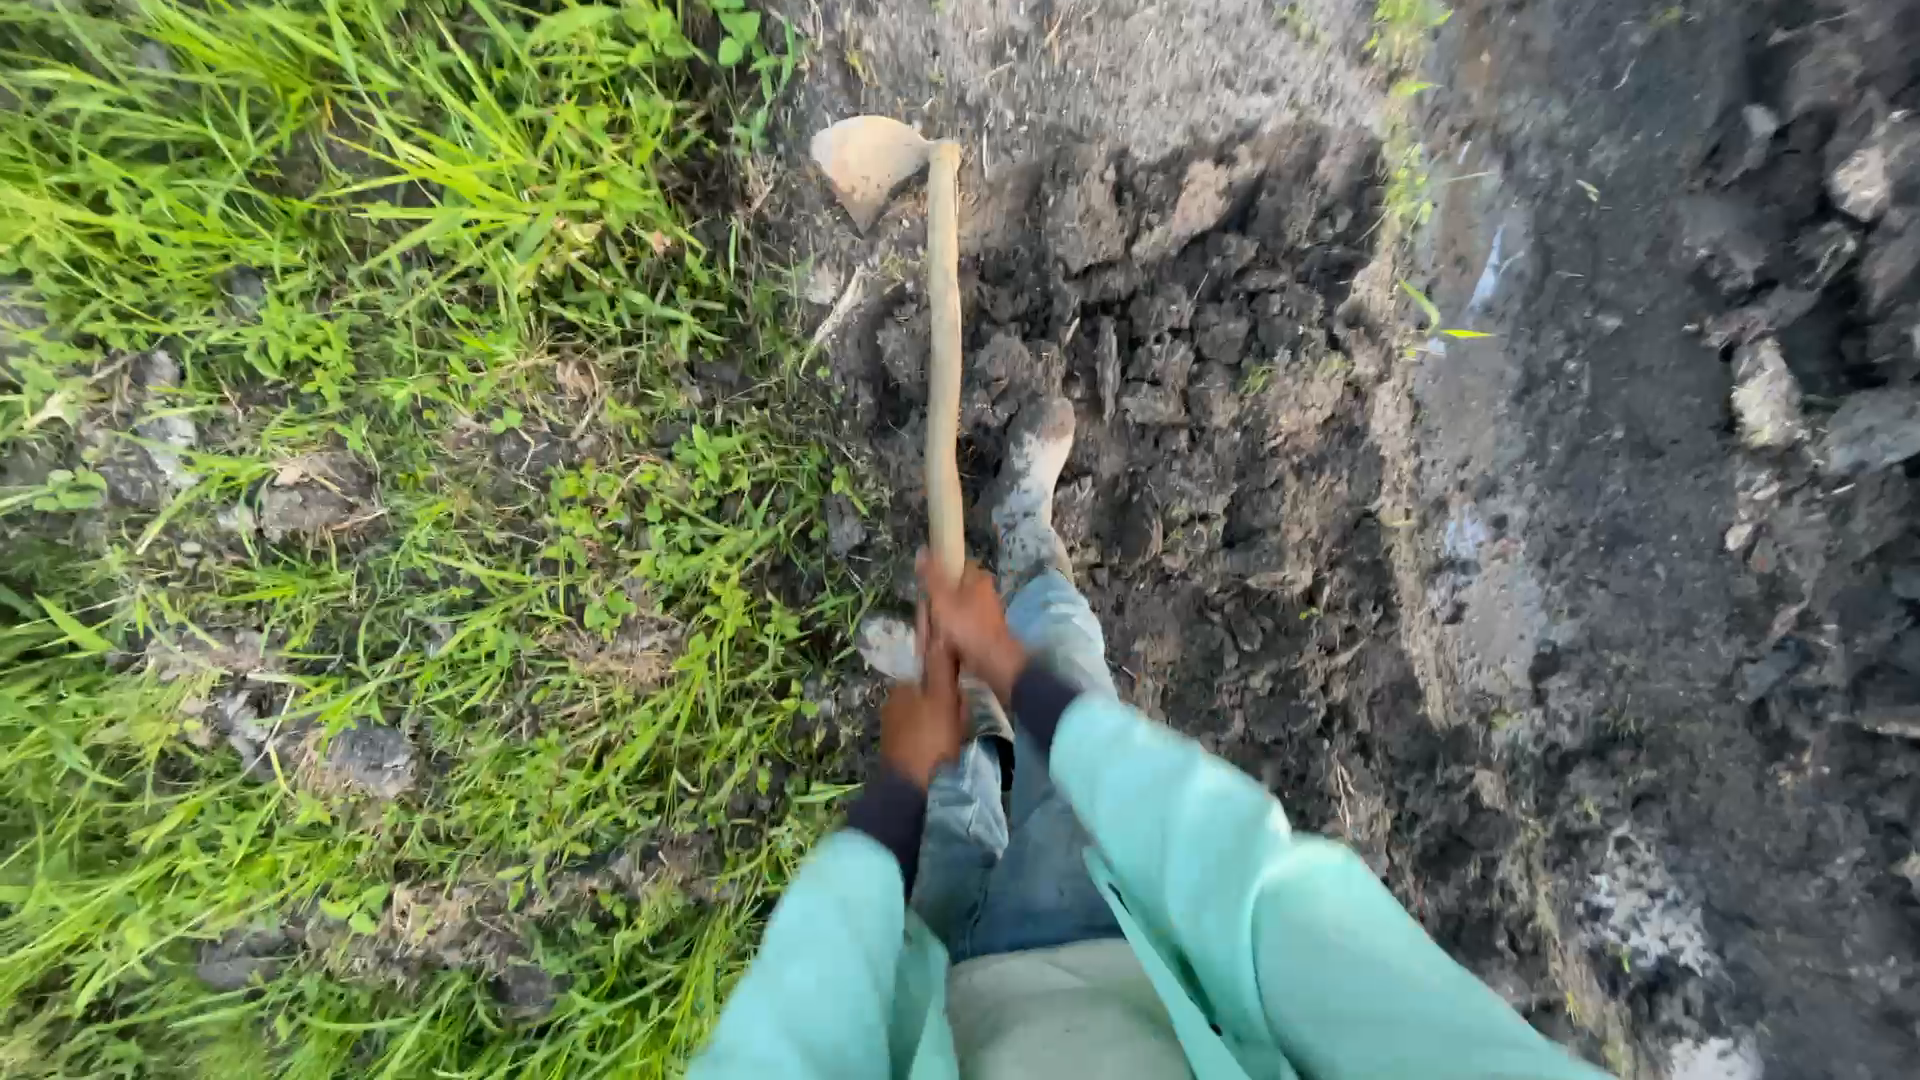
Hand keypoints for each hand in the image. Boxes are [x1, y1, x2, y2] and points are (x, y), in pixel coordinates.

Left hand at [878, 624, 964, 790]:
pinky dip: (935, 729)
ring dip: (944, 713)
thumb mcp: (942, 698)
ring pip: (927, 707)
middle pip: (929, 686)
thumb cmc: (930, 739)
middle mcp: (894, 697)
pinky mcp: (897, 742)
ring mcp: (893, 721)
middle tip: (964, 710)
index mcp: (904, 683)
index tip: (965, 678)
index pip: (929, 663)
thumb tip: (941, 635)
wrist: (908, 787)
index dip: (950, 668)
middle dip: (948, 694)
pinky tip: (946, 741)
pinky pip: (923, 726)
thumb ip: (941, 667)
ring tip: (959, 727)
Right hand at [916, 552, 1027, 704]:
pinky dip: (948, 639)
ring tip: (933, 641)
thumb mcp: (943, 599)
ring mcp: (983, 614)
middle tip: (927, 626)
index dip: (935, 581)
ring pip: (950, 615)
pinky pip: (958, 630)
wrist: (994, 662)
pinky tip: (943, 648)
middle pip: (948, 594)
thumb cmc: (967, 627)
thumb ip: (931, 576)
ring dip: (938, 628)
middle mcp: (983, 593)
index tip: (926, 597)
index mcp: (977, 579)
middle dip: (933, 612)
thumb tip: (922, 550)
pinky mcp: (981, 633)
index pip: (952, 568)